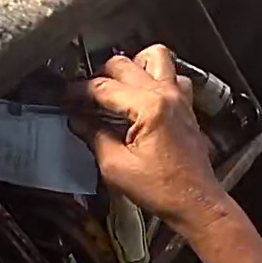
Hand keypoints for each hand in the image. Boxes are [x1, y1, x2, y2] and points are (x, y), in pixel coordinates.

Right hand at [71, 44, 233, 239]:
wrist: (195, 204)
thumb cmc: (164, 190)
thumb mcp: (116, 167)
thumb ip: (94, 136)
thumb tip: (79, 120)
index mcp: (150, 106)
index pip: (104, 87)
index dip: (79, 91)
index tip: (66, 98)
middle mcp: (168, 95)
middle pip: (124, 64)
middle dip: (99, 76)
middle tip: (85, 97)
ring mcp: (180, 99)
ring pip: (154, 58)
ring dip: (132, 67)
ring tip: (116, 89)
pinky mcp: (187, 108)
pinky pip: (171, 77)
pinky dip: (154, 79)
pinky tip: (141, 99)